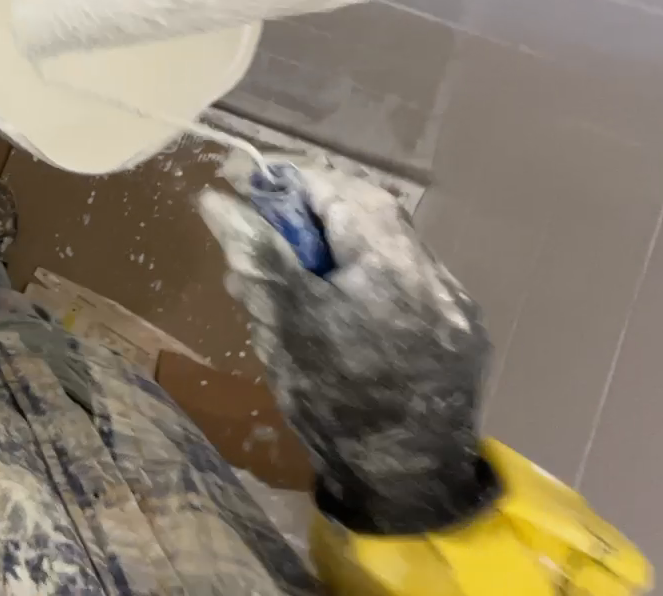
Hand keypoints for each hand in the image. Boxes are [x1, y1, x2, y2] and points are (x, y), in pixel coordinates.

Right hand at [196, 161, 495, 534]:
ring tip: (277, 285)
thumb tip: (215, 197)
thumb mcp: (283, 320)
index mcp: (397, 270)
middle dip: (304, 217)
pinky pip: (388, 284)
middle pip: (363, 217)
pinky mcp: (448, 336)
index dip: (293, 180)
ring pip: (372, 251)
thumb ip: (254, 252)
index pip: (345, 192)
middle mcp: (433, 280)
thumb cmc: (336, 396)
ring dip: (323, 249)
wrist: (404, 483)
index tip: (244, 185)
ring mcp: (447, 310)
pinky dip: (347, 279)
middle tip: (255, 237)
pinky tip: (321, 310)